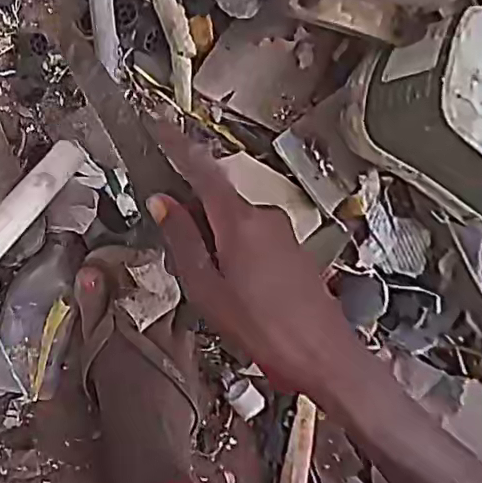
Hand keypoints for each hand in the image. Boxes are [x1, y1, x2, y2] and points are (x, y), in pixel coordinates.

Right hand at [150, 126, 369, 396]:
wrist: (322, 356)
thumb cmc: (261, 327)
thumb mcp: (205, 285)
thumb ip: (181, 238)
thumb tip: (162, 203)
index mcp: (239, 222)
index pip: (202, 170)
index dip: (177, 145)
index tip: (159, 126)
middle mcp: (264, 217)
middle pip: (215, 197)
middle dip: (189, 210)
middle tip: (171, 242)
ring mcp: (282, 231)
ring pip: (232, 218)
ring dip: (210, 234)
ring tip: (204, 278)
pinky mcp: (292, 248)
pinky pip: (250, 233)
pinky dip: (230, 245)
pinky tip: (229, 282)